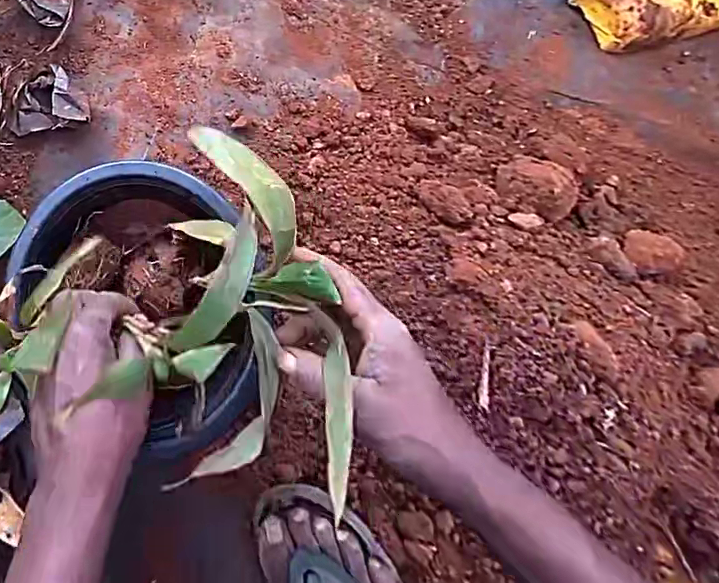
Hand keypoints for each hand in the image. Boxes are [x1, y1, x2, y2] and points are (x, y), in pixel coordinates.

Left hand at [28, 291, 150, 489]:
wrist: (75, 474)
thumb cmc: (113, 424)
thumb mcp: (139, 378)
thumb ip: (133, 343)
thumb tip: (127, 331)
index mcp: (83, 330)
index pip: (103, 299)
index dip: (124, 305)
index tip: (136, 319)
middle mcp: (55, 337)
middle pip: (71, 300)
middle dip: (95, 304)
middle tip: (116, 321)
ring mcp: (40, 360)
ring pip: (56, 322)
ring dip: (77, 322)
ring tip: (98, 340)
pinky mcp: (34, 382)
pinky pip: (50, 347)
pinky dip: (66, 344)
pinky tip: (81, 363)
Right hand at [277, 249, 476, 475]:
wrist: (450, 465)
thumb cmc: (409, 427)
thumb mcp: (357, 402)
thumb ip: (315, 376)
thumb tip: (277, 354)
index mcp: (380, 327)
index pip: (343, 283)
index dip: (314, 265)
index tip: (285, 254)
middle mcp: (379, 329)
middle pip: (335, 299)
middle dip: (301, 298)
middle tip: (268, 300)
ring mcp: (377, 347)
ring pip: (334, 323)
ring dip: (306, 326)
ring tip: (278, 343)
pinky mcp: (374, 366)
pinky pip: (339, 343)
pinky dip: (316, 345)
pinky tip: (297, 357)